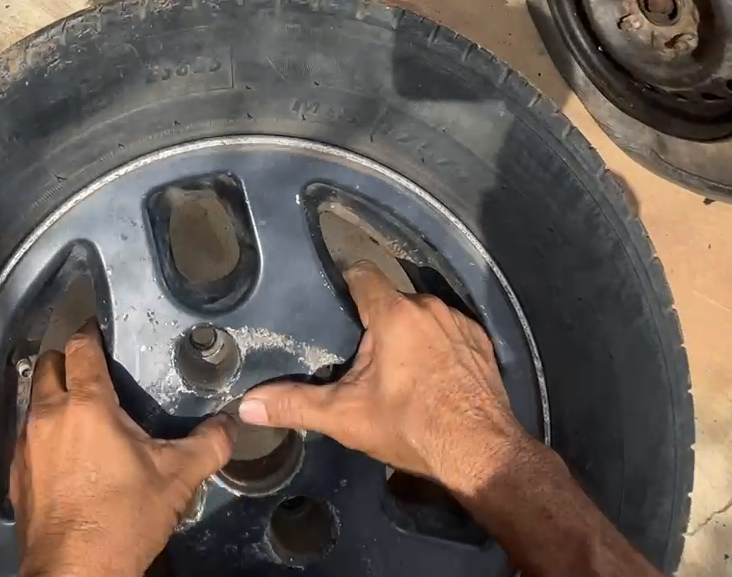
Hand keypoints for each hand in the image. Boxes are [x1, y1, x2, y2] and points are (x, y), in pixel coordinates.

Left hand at [13, 322, 235, 576]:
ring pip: (33, 397)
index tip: (99, 328)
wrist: (75, 576)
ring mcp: (27, 444)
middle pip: (48, 363)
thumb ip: (208, 444)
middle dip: (66, 358)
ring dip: (52, 393)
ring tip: (78, 406)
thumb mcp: (176, 479)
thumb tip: (232, 424)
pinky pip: (25, 433)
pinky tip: (62, 449)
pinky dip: (41, 429)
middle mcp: (49, 414)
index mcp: (87, 404)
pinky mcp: (16, 473)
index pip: (80, 347)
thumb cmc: (122, 519)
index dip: (89, 332)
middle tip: (90, 367)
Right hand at [238, 263, 525, 494]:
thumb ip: (296, 404)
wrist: (483, 457)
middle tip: (362, 355)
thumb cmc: (411, 428)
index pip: (362, 273)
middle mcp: (427, 306)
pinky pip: (448, 328)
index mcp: (393, 313)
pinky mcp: (481, 340)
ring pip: (420, 313)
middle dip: (375, 320)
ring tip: (398, 367)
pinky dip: (437, 343)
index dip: (346, 284)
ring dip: (407, 331)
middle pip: (390, 297)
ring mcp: (458, 321)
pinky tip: (433, 375)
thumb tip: (248, 405)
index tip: (335, 305)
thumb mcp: (346, 417)